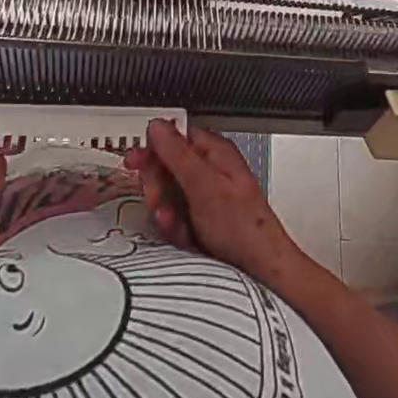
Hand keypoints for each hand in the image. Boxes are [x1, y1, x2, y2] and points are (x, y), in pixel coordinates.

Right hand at [125, 119, 308, 287]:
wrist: (261, 271)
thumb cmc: (245, 228)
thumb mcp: (204, 185)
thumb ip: (177, 154)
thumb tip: (157, 126)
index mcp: (213, 151)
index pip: (173, 136)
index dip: (152, 148)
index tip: (136, 162)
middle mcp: (209, 169)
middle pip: (164, 165)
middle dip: (157, 186)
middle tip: (160, 200)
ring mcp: (204, 194)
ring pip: (166, 193)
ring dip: (165, 209)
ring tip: (174, 222)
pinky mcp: (199, 217)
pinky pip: (173, 214)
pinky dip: (173, 225)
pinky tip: (181, 233)